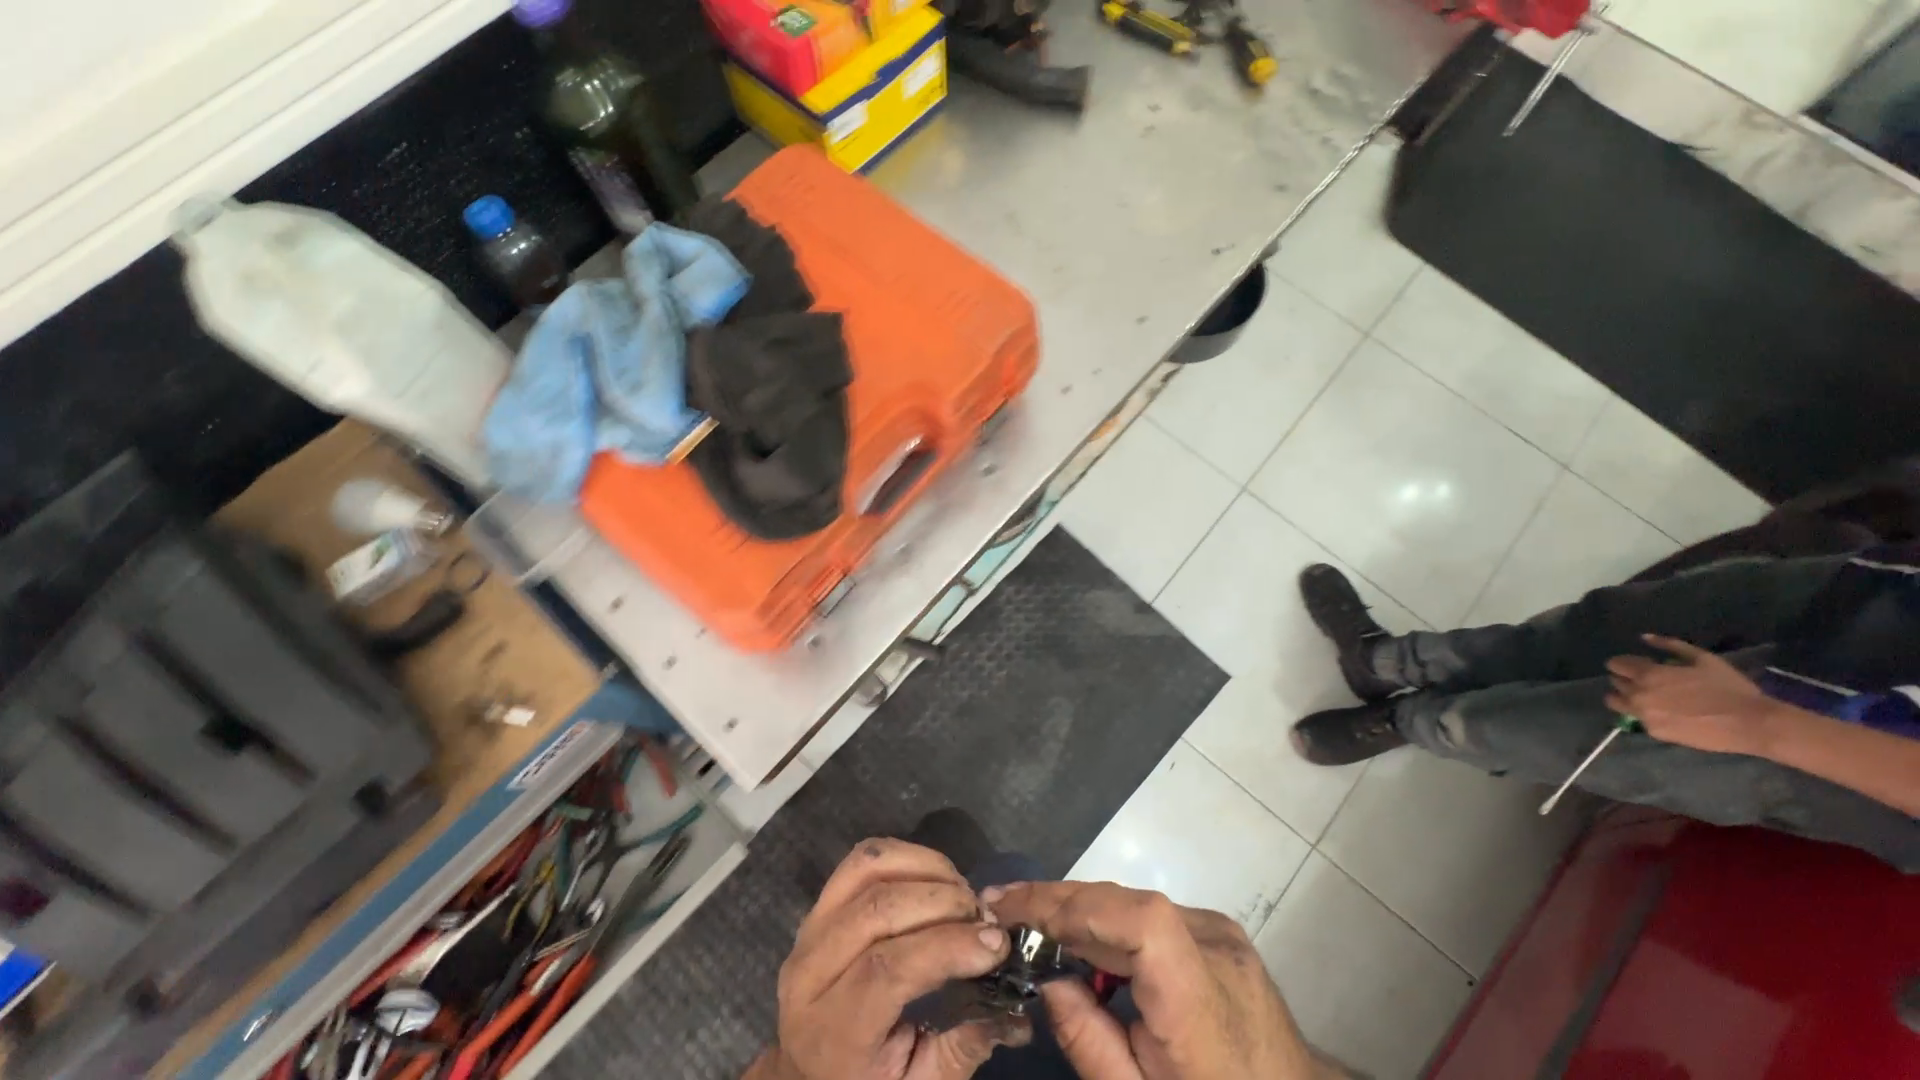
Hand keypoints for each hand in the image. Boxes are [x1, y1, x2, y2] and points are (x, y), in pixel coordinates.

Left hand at [750, 839, 1027, 1079]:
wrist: (806, 1074)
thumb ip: (962, 1048)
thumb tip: (1016, 1007)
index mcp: (831, 1031)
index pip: (885, 969)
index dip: (946, 946)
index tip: (995, 943)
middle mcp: (809, 972)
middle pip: (877, 909)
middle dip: (944, 903)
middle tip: (987, 920)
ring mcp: (808, 930)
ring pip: (867, 870)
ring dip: (927, 870)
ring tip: (964, 898)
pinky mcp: (818, 906)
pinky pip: (861, 861)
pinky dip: (907, 857)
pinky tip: (939, 880)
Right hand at [987, 881, 1317, 1079]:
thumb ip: (1088, 1041)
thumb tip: (1045, 978)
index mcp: (1201, 1002)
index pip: (1142, 924)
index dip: (1075, 907)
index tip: (1015, 912)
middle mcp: (1216, 949)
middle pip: (1127, 905)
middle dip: (1057, 902)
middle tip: (997, 904)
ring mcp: (1221, 933)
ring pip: (1133, 903)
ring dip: (1077, 907)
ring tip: (1022, 915)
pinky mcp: (1219, 930)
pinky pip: (1150, 915)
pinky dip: (1105, 919)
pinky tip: (1074, 932)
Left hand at [1605, 634, 1779, 755]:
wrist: (1751, 724)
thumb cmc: (1728, 687)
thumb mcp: (1703, 658)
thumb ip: (1670, 645)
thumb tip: (1645, 637)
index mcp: (1648, 674)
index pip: (1615, 664)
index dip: (1626, 662)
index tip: (1641, 664)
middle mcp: (1638, 695)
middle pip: (1614, 682)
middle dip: (1626, 678)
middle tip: (1648, 680)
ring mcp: (1643, 716)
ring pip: (1617, 702)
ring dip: (1625, 696)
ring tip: (1648, 696)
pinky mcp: (1654, 732)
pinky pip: (1637, 719)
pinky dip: (1644, 713)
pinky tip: (1665, 712)